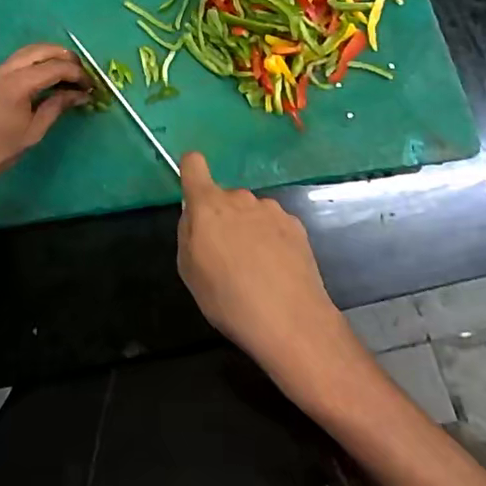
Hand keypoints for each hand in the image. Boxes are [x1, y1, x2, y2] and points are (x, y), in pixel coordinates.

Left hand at [0, 43, 90, 197]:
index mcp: (17, 83)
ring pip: (29, 52)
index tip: (91, 86)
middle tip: (82, 74)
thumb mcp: (34, 131)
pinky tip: (46, 79)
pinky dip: (36, 62)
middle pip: (42, 50)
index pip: (55, 67)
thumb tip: (80, 94)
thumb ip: (57, 106)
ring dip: (50, 57)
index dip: (77, 74)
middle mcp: (5, 69)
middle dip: (66, 58)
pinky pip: (18, 60)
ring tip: (68, 74)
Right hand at [176, 152, 354, 388]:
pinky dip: (271, 240)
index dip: (191, 172)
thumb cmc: (228, 299)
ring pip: (250, 212)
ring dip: (248, 229)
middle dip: (222, 218)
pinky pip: (273, 225)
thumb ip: (189, 233)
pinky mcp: (296, 225)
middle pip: (224, 197)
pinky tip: (276, 270)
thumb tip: (196, 216)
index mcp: (208, 205)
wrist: (290, 320)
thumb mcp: (189, 271)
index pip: (193, 164)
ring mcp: (272, 209)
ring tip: (255, 269)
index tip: (193, 193)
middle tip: (224, 256)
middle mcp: (241, 198)